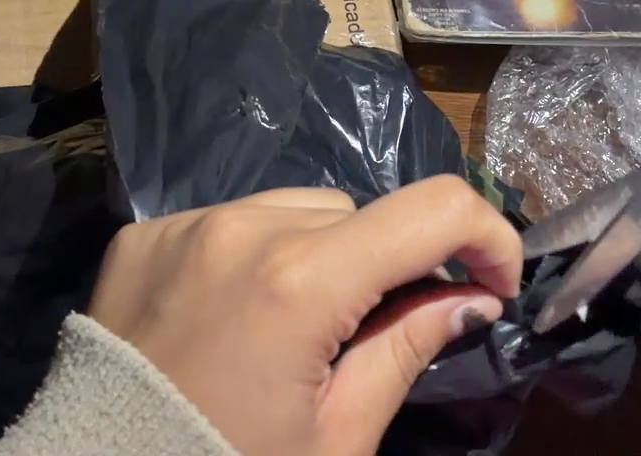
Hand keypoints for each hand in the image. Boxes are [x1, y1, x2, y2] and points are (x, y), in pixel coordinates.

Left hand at [88, 176, 522, 455]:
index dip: (483, 235)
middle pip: (353, 213)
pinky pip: (226, 219)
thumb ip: (406, 349)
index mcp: (300, 281)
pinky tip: (227, 313)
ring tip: (287, 326)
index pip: (428, 211)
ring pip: (290, 208)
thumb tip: (471, 296)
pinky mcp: (147, 231)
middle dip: (379, 265)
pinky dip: (249, 252)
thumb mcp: (336, 439)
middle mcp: (241, 226)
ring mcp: (186, 221)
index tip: (493, 282)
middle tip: (358, 336)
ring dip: (313, 251)